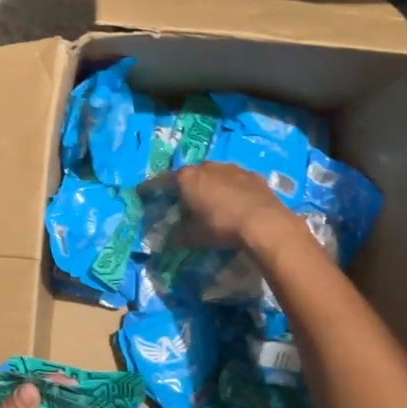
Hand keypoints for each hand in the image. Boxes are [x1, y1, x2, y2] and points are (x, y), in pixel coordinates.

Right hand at [160, 163, 303, 253]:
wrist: (264, 222)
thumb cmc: (221, 226)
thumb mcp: (193, 236)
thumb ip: (178, 236)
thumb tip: (168, 241)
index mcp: (187, 178)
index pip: (161, 181)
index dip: (151, 188)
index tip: (142, 192)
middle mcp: (207, 167)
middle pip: (189, 174)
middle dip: (184, 185)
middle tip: (181, 199)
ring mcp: (232, 168)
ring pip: (214, 174)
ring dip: (209, 185)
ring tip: (209, 200)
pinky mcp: (253, 175)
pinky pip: (234, 180)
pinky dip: (230, 188)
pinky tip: (233, 201)